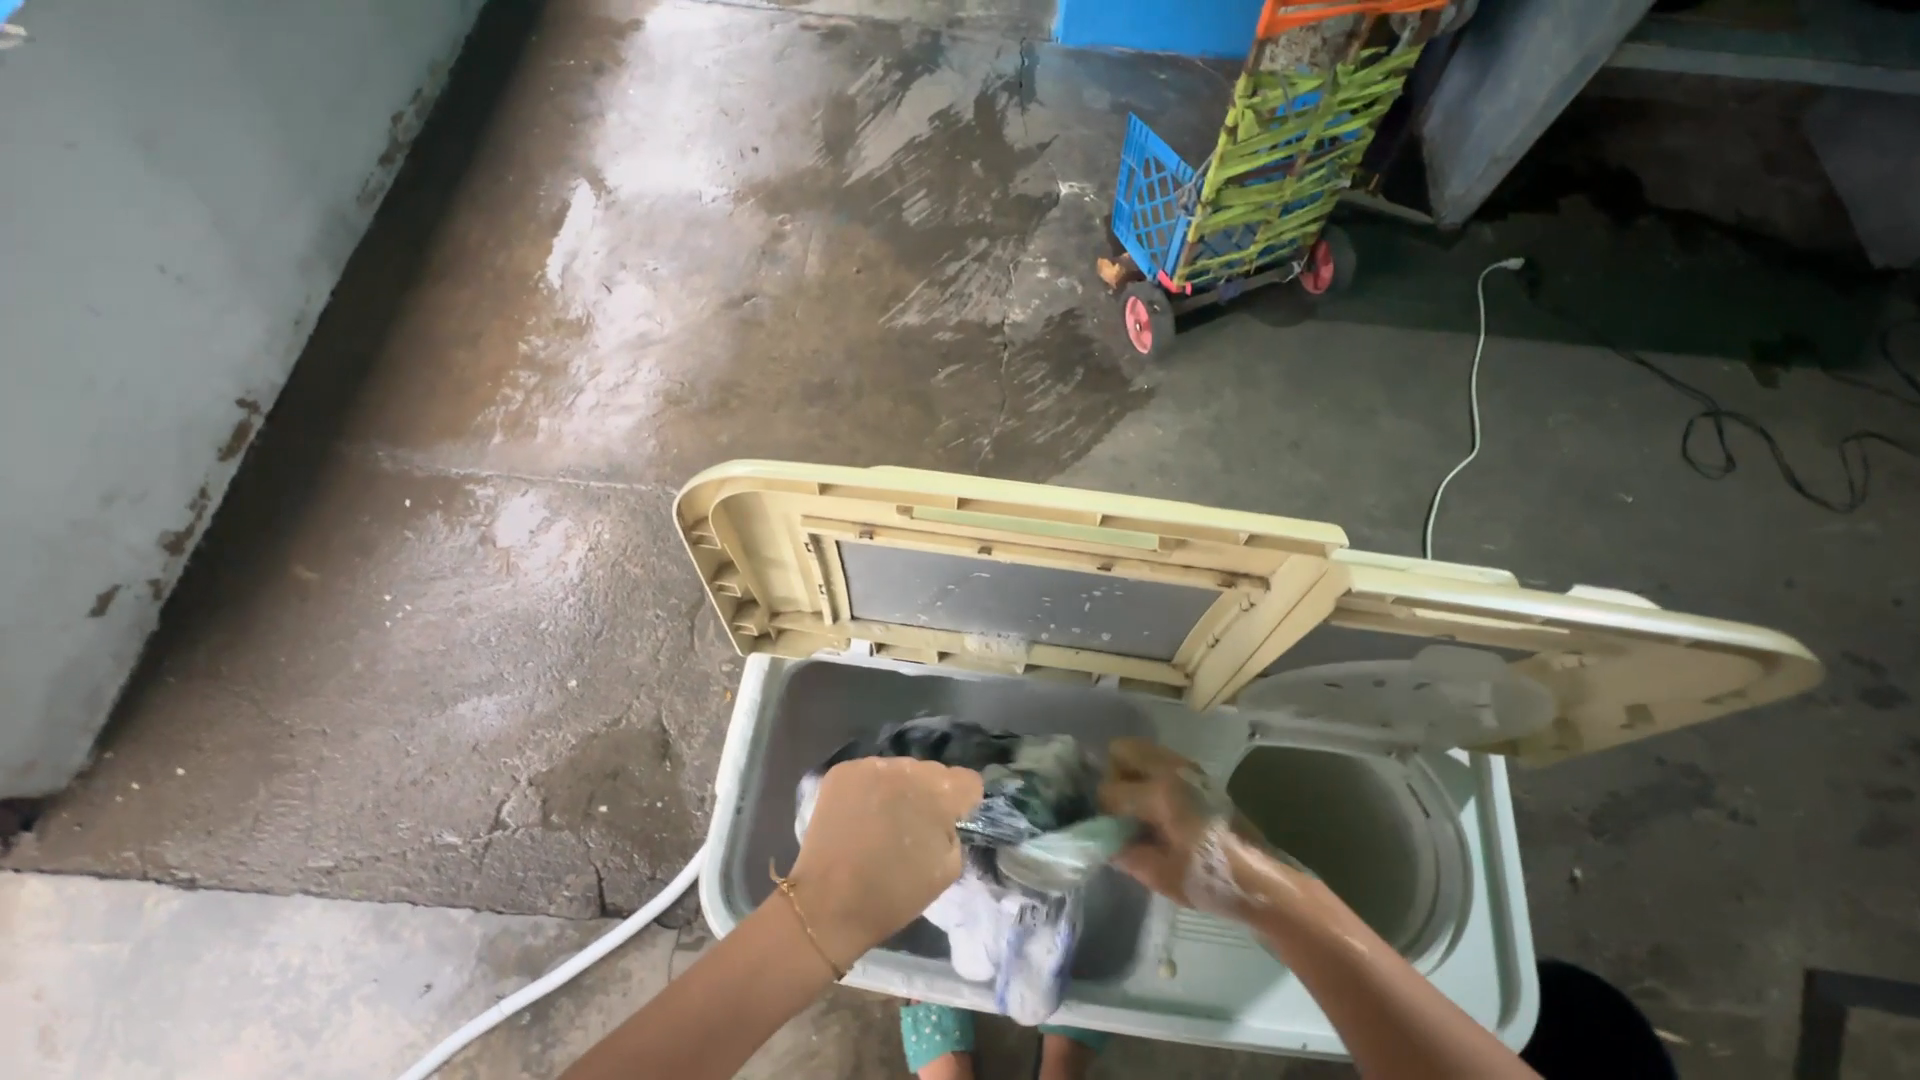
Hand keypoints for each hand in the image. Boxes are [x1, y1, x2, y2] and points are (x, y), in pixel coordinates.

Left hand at [785, 757, 982, 967]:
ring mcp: (872, 765)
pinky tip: (860, 815)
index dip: (962, 803)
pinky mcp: (843, 770)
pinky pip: (870, 773)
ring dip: (900, 789)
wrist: (829, 903)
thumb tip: (946, 819)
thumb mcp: (948, 870)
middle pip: (933, 772)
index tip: (948, 824)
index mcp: (940, 793)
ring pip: (900, 770)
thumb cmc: (894, 894)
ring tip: (883, 821)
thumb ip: (954, 832)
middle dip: (930, 794)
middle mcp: (908, 768)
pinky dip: (870, 789)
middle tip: (913, 826)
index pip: (968, 781)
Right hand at [1099, 738, 1276, 918]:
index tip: (1107, 833)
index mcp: (1160, 794)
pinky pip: (1161, 760)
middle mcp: (1172, 770)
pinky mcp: (1200, 775)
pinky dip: (1150, 774)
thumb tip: (1102, 840)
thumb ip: (1124, 853)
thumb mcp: (1160, 876)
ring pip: (1143, 751)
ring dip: (1132, 773)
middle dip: (1113, 776)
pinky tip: (1157, 808)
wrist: (1262, 881)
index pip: (1109, 790)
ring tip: (1137, 809)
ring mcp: (1189, 768)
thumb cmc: (1211, 881)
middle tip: (1120, 810)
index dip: (1102, 813)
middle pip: (1122, 750)